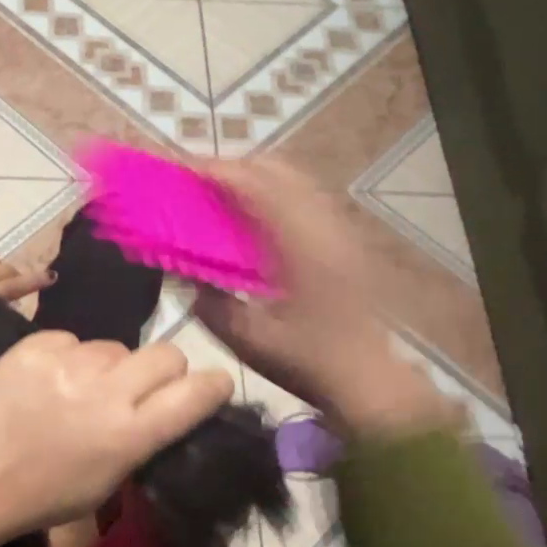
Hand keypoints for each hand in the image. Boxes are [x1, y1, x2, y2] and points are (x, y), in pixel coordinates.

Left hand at [0, 332, 232, 546]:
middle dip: (162, 372)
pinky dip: (66, 357)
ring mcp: (65, 364)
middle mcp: (104, 391)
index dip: (210, 386)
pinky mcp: (30, 348)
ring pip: (114, 347)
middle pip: (166, 354)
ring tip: (76, 392)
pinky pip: (70, 339)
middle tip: (135, 392)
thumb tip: (168, 407)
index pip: (197, 390)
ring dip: (107, 367)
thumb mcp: (108, 482)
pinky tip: (47, 383)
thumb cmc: (42, 497)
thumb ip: (144, 440)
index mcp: (129, 434)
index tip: (206, 389)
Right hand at [191, 157, 447, 435]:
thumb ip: (211, 304)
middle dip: (231, 168)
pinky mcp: (341, 240)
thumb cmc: (307, 362)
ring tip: (213, 193)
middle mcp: (323, 224)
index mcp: (300, 244)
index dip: (216, 171)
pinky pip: (301, 197)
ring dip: (252, 178)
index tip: (178, 170)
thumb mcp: (249, 340)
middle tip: (191, 181)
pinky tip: (247, 216)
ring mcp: (337, 229)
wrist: (367, 378)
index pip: (255, 185)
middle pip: (276, 170)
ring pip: (292, 180)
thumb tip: (181, 274)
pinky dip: (269, 193)